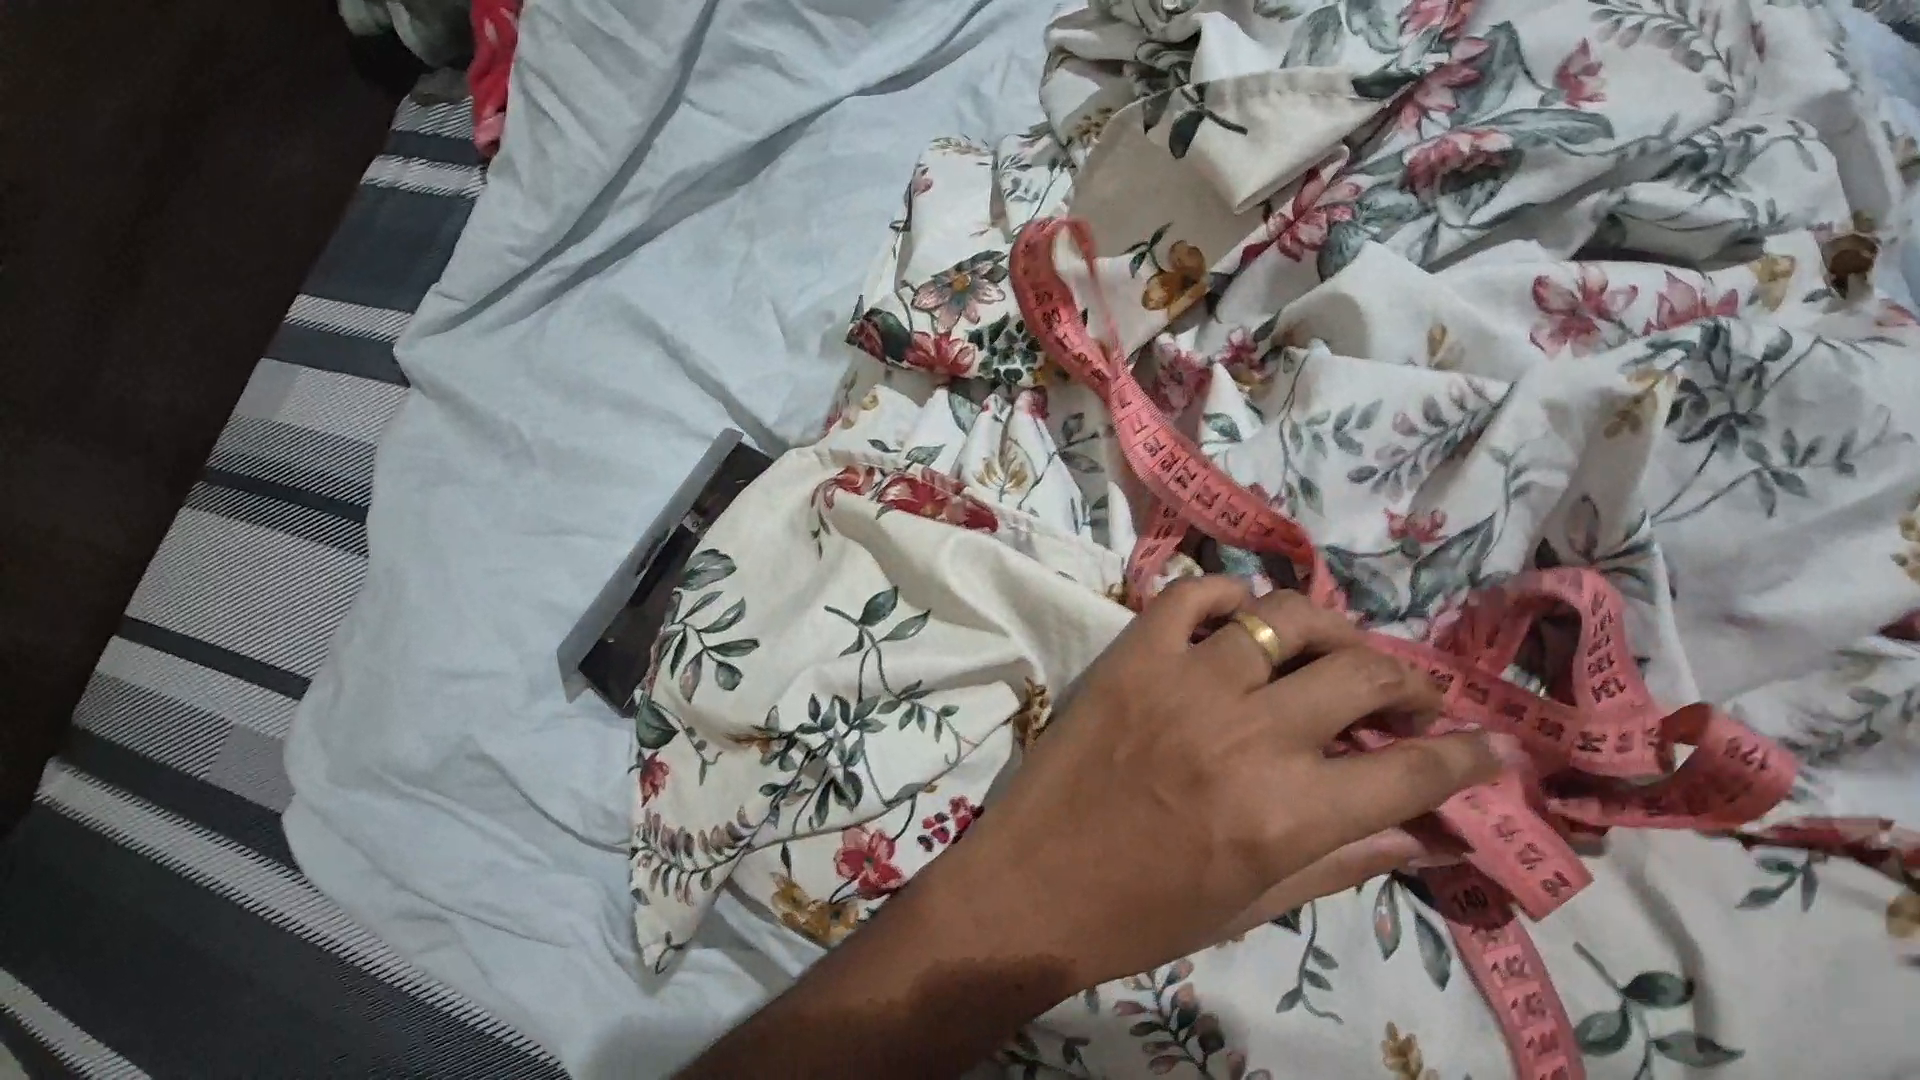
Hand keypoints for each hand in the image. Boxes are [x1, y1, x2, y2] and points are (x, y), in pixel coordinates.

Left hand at [926, 575, 1499, 988]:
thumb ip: (1345, 861)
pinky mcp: (1131, 656)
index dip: (1467, 757)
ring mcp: (1185, 682)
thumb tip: (1429, 835)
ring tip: (1338, 649)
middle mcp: (1249, 734)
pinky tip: (1244, 617)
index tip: (1490, 746)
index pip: (1413, 770)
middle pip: (1363, 677)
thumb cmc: (1143, 914)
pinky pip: (1191, 595)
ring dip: (1330, 630)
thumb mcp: (1255, 906)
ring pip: (1286, 618)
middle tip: (1409, 698)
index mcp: (1289, 813)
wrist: (1030, 889)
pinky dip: (1227, 595)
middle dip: (1409, 685)